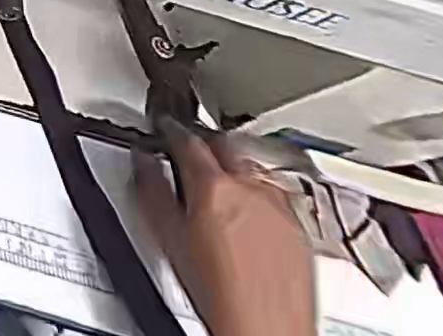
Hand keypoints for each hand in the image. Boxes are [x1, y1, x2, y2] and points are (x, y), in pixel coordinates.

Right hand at [136, 120, 315, 335]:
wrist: (266, 333)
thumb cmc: (219, 294)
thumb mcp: (168, 237)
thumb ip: (151, 189)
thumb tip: (142, 160)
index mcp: (212, 185)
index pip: (186, 139)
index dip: (170, 129)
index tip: (163, 127)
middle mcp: (249, 187)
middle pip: (223, 143)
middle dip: (204, 140)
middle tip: (189, 148)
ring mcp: (278, 206)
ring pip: (250, 166)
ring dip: (231, 165)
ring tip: (219, 182)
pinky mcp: (299, 228)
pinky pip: (275, 192)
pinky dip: (257, 191)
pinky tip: (248, 210)